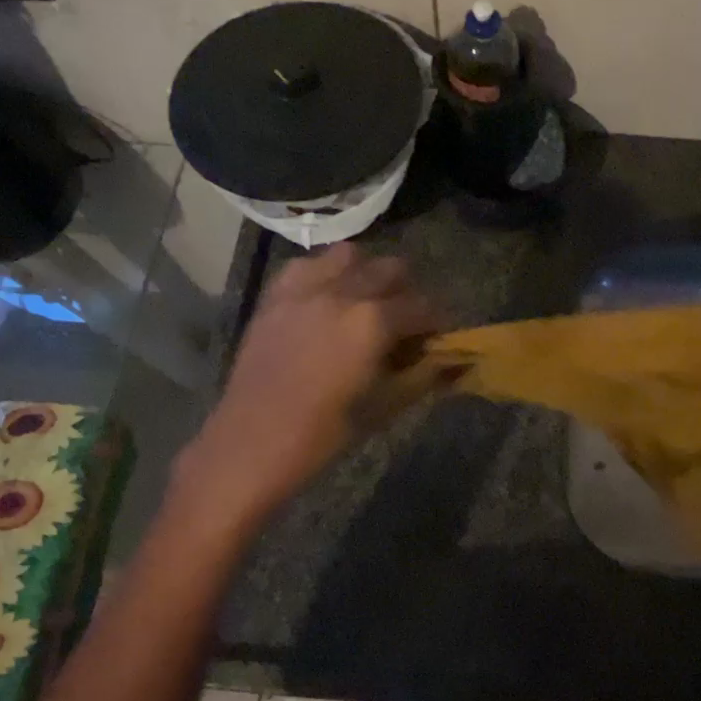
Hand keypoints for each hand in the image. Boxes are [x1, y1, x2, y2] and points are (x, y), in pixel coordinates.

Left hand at [174, 244, 439, 522]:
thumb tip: (450, 363)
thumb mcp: (382, 408)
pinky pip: (308, 265)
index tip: (437, 338)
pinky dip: (324, 274)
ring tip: (364, 302)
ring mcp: (304, 289)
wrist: (249, 445)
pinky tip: (325, 301)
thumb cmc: (322, 436)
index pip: (422, 307)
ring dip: (366, 273)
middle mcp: (342, 292)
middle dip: (406, 292)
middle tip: (404, 322)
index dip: (436, 322)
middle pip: (392, 269)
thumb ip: (421, 377)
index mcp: (373, 322)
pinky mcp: (276, 295)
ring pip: (350, 255)